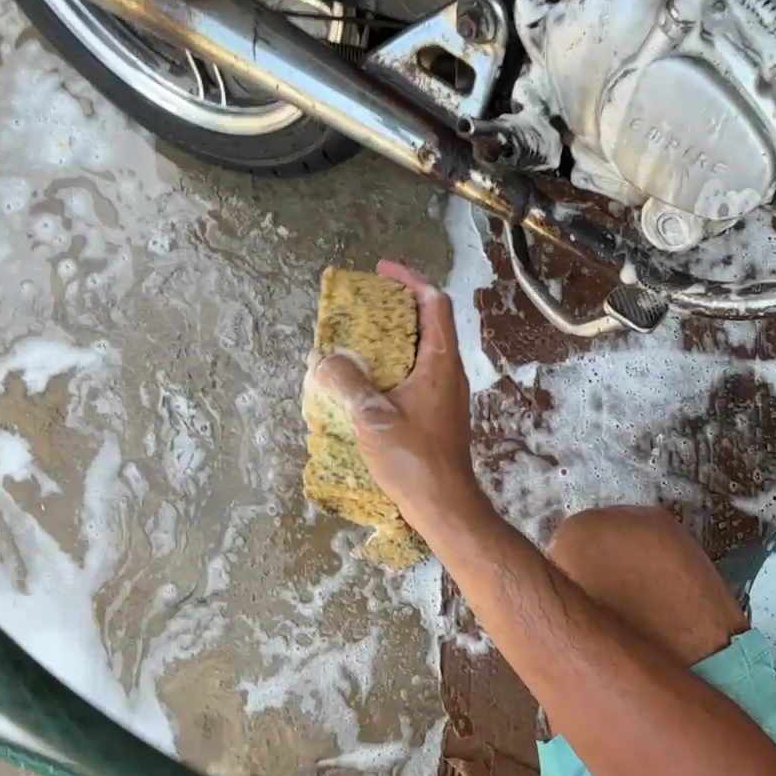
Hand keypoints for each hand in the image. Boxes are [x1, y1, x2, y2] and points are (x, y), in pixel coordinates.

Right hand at [309, 260, 484, 534]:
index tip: (382, 271)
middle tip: (364, 304)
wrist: (444, 504)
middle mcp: (450, 374)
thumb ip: (346, 382)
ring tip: (359, 340)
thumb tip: (325, 361)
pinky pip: (419, 376)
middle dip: (397, 307)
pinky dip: (395, 366)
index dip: (410, 280)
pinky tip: (369, 382)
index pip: (434, 303)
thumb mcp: (372, 417)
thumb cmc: (413, 459)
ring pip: (424, 352)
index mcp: (441, 363)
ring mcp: (448, 396)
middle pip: (430, 324)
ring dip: (395, 339)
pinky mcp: (440, 415)